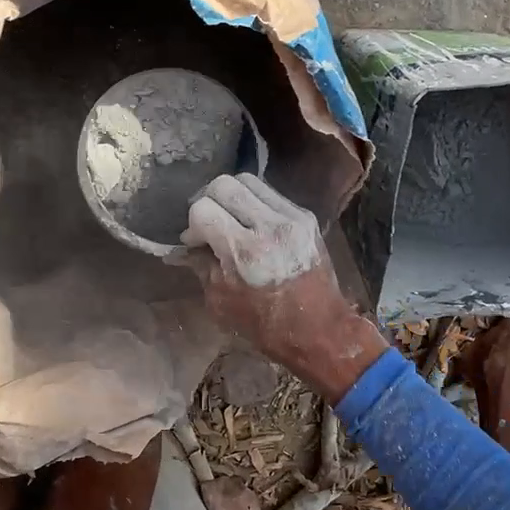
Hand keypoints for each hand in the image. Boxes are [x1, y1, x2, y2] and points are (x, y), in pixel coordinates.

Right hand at [182, 174, 386, 399]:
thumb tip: (189, 245)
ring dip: (233, 196)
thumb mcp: (220, 302)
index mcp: (244, 252)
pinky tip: (253, 223)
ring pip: (249, 180)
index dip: (192, 224)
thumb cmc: (266, 325)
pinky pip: (271, 193)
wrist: (320, 329)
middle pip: (224, 184)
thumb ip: (201, 265)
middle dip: (208, 200)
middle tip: (209, 222)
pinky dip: (255, 202)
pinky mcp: (307, 216)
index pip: (203, 209)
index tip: (195, 241)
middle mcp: (269, 226)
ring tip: (230, 218)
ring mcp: (291, 217)